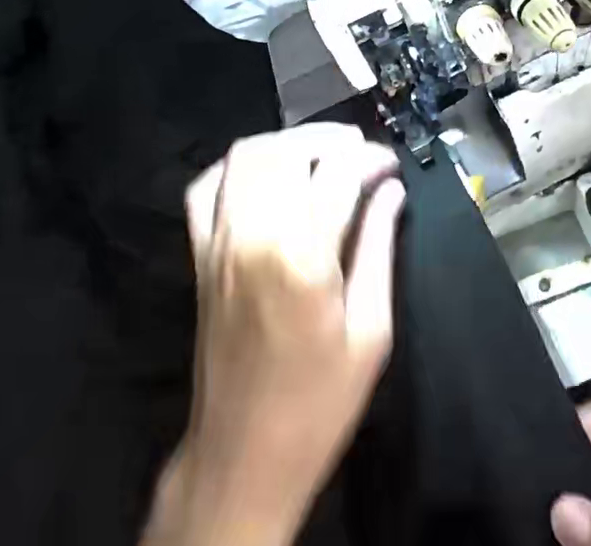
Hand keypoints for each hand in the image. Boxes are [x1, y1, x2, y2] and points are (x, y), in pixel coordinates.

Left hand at [142, 124, 405, 545]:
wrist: (243, 451)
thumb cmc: (319, 402)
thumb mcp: (370, 331)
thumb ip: (378, 248)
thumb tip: (391, 192)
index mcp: (303, 258)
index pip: (337, 175)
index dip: (370, 158)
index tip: (390, 164)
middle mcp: (253, 236)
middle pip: (286, 151)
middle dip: (328, 139)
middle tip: (359, 151)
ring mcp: (218, 242)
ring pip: (245, 157)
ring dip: (286, 142)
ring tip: (320, 154)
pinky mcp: (199, 255)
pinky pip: (206, 188)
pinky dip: (236, 167)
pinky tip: (265, 174)